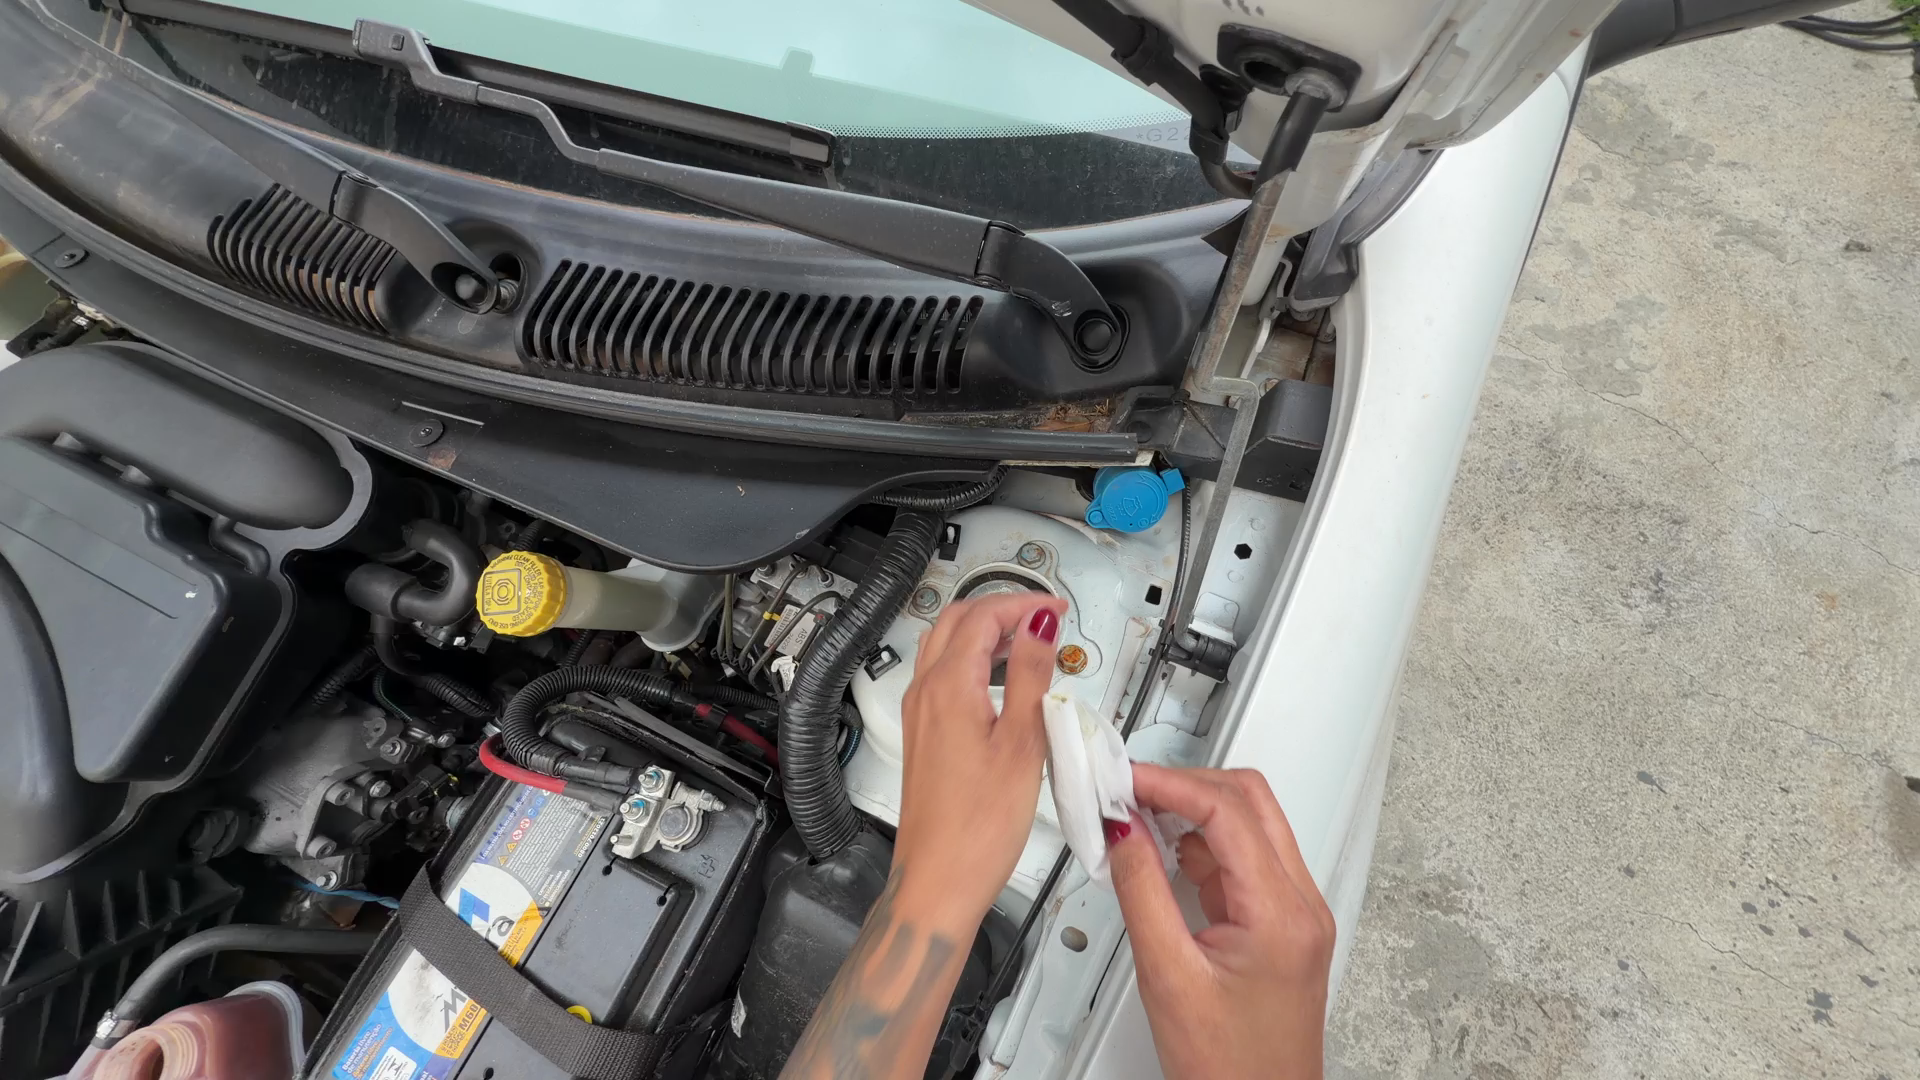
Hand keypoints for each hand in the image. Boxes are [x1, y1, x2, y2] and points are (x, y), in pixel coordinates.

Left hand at [893, 592, 1067, 923]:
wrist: (938, 880)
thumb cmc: (980, 825)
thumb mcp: (1023, 743)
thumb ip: (1033, 675)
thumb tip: (1040, 624)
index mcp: (949, 686)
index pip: (983, 616)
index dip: (1023, 603)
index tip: (1058, 609)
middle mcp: (925, 691)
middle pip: (958, 621)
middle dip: (1003, 609)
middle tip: (1046, 619)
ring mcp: (919, 712)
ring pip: (947, 646)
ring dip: (986, 632)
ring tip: (1030, 643)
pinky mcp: (923, 732)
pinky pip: (943, 674)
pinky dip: (974, 659)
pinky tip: (1004, 682)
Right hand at [1107, 765, 1335, 1079]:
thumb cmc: (1228, 1069)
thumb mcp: (1167, 974)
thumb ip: (1141, 888)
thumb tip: (1122, 827)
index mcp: (1282, 916)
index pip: (1227, 812)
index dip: (1170, 784)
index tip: (1126, 779)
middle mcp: (1300, 904)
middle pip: (1248, 799)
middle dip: (1185, 782)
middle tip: (1132, 787)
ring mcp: (1293, 910)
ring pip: (1247, 819)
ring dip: (1192, 806)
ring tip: (1139, 814)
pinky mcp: (1277, 917)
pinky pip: (1239, 852)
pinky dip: (1198, 837)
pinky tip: (1162, 849)